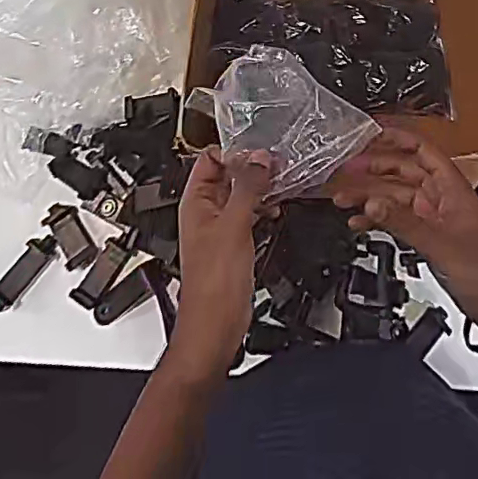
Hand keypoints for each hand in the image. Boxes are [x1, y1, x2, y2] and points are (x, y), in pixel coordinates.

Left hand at [170, 147, 269, 376]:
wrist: (216, 327)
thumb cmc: (212, 286)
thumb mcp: (234, 226)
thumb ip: (248, 189)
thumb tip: (259, 159)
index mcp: (196, 203)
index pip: (211, 159)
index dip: (235, 151)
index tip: (259, 151)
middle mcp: (207, 212)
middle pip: (229, 174)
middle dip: (252, 166)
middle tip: (276, 163)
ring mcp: (221, 227)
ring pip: (242, 193)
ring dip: (261, 185)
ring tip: (281, 181)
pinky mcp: (236, 242)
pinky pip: (251, 212)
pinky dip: (264, 205)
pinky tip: (277, 206)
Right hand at [327, 128, 477, 333]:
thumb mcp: (441, 244)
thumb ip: (404, 222)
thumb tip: (373, 203)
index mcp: (451, 186)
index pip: (421, 149)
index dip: (397, 138)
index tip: (372, 134)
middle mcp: (440, 196)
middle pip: (402, 170)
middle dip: (373, 167)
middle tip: (347, 168)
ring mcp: (432, 215)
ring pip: (395, 195)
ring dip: (369, 195)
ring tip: (344, 196)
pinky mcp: (426, 234)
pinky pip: (396, 218)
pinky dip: (377, 218)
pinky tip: (360, 220)